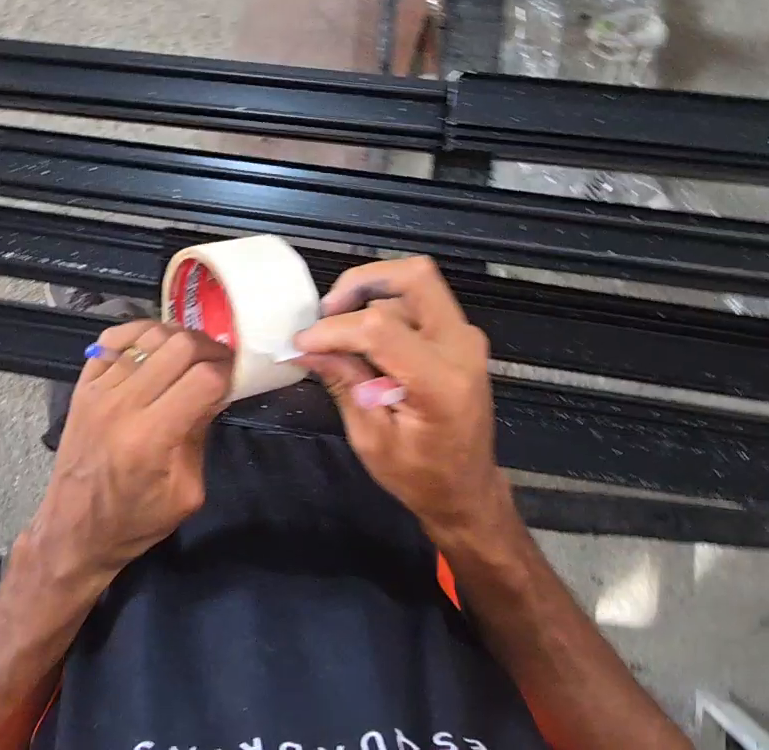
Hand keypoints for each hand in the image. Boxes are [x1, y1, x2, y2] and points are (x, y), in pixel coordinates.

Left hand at [23, 320, 232, 585]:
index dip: (229, 372)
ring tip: (191, 355)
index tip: (237, 378)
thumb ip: (201, 436)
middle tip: (220, 364)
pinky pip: (113, 338)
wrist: (73, 529)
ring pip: (149, 335)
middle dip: (210, 350)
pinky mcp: (83, 384)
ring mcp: (99, 389)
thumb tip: (216, 390)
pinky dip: (140, 333)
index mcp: (152, 437)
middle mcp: (123, 404)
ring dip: (179, 338)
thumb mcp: (186, 493)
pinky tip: (155, 346)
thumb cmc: (134, 521)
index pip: (203, 379)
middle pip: (179, 346)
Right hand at [291, 257, 511, 543]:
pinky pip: (419, 301)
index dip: (334, 330)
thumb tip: (304, 349)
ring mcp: (465, 338)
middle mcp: (461, 348)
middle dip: (362, 282)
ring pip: (413, 285)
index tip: (302, 344)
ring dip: (369, 296)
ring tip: (338, 331)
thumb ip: (344, 383)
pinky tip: (360, 335)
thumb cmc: (420, 476)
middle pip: (414, 277)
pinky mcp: (458, 337)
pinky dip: (384, 305)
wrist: (467, 491)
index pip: (380, 328)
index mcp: (440, 383)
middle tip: (327, 310)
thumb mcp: (371, 438)